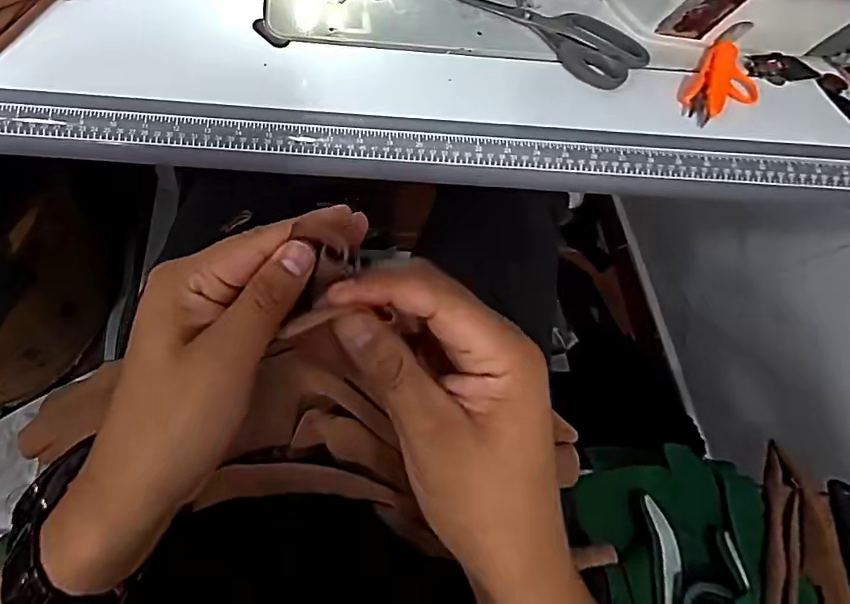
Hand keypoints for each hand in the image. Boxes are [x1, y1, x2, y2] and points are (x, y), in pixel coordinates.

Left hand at [39, 205, 369, 593]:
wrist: (133, 491)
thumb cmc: (177, 424)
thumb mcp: (227, 358)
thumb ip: (265, 298)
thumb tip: (303, 246)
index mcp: (185, 278)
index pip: (256, 243)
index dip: (308, 229)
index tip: (353, 218)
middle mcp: (190, 283)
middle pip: (258, 254)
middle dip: (309, 241)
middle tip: (359, 227)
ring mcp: (198, 309)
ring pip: (259, 279)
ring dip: (302, 267)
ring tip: (348, 249)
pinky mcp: (209, 334)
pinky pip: (254, 305)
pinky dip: (287, 297)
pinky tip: (314, 287)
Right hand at [325, 260, 589, 603]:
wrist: (519, 563)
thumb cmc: (481, 502)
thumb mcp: (429, 434)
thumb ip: (389, 367)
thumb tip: (345, 315)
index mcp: (503, 348)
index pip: (435, 293)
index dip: (380, 285)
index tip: (331, 294)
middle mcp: (501, 338)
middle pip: (434, 292)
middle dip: (381, 291)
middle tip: (329, 302)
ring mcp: (489, 354)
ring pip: (430, 310)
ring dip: (386, 309)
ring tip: (341, 314)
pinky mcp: (475, 371)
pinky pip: (431, 336)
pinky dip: (398, 332)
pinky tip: (369, 335)